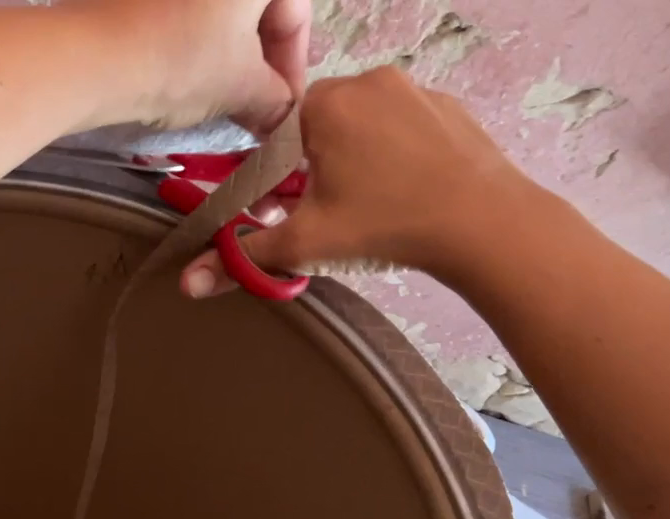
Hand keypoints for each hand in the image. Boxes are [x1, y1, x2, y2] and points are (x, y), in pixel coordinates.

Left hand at [81, 0, 309, 131]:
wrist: (93, 55)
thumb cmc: (182, 60)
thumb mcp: (239, 86)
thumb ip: (273, 100)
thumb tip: (282, 115)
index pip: (298, 13)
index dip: (295, 69)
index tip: (284, 112)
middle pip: (258, 8)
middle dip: (260, 63)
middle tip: (253, 111)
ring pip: (221, 13)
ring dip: (227, 57)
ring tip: (219, 102)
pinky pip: (184, 12)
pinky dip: (193, 43)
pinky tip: (185, 80)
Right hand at [179, 67, 551, 295]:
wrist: (483, 222)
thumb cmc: (383, 224)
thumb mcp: (302, 244)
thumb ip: (241, 258)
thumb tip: (186, 286)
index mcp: (326, 104)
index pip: (274, 129)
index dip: (269, 172)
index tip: (278, 205)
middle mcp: (369, 81)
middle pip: (313, 125)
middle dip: (304, 165)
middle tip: (315, 210)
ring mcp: (414, 89)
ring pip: (355, 123)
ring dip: (343, 159)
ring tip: (356, 204)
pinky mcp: (445, 107)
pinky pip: (395, 125)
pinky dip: (383, 154)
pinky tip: (393, 192)